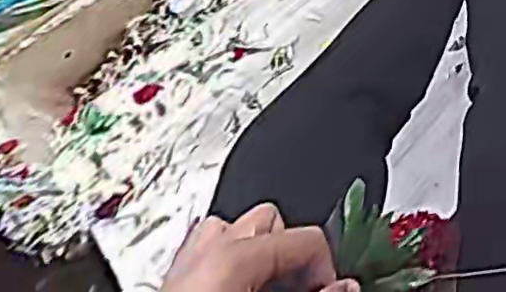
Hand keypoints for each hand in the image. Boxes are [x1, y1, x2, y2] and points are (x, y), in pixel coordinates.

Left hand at [160, 203, 352, 291]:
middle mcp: (204, 253)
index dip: (324, 267)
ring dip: (252, 252)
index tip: (326, 291)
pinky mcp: (161, 288)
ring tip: (263, 287)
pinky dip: (218, 268)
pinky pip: (197, 257)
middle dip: (288, 251)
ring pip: (226, 231)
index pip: (305, 239)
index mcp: (233, 258)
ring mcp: (177, 272)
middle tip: (296, 288)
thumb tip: (344, 287)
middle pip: (267, 221)